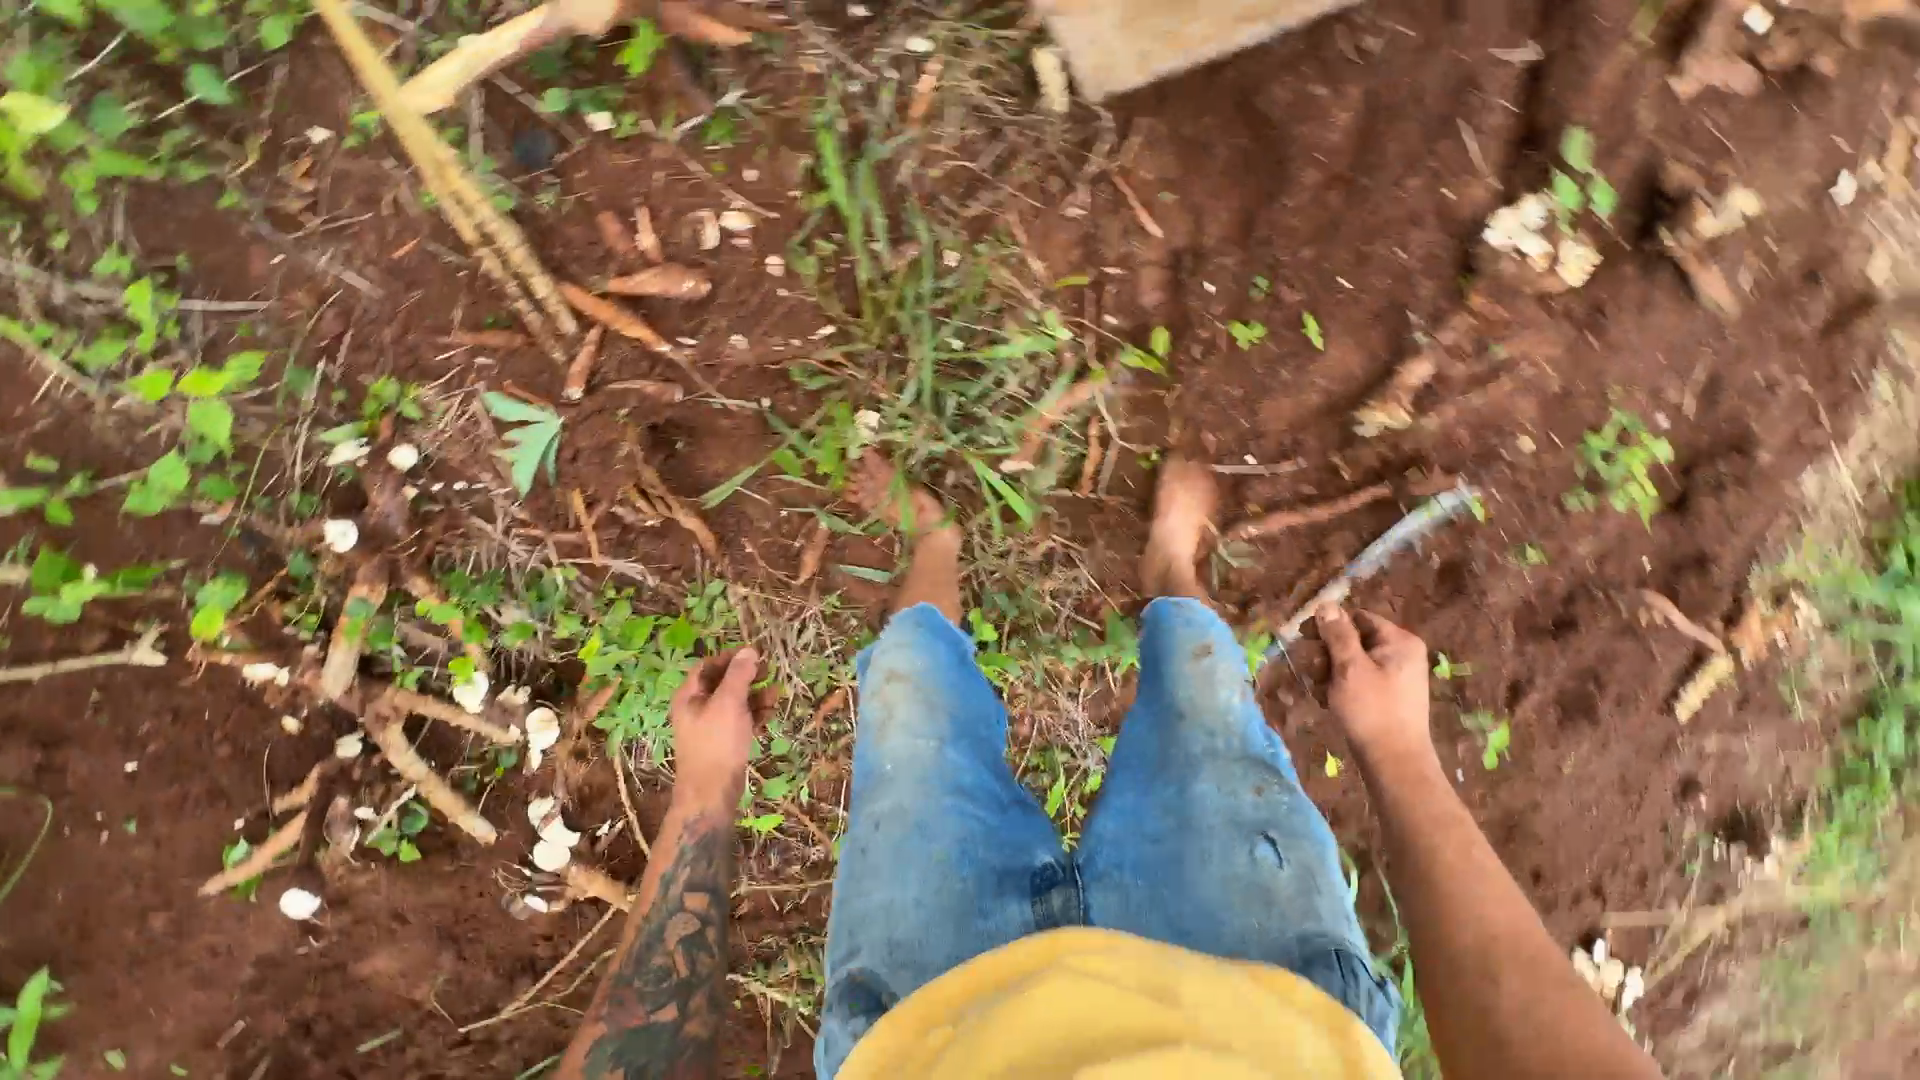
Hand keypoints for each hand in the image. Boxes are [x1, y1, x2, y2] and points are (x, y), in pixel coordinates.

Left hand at [668, 647, 758, 808]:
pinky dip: (755, 713)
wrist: (712, 792)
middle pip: (724, 682)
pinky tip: (769, 714)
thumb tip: (749, 650)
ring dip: (755, 695)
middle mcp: (697, 707)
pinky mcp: (724, 740)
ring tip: (775, 695)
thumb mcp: (729, 703)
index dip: (730, 657)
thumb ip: (739, 675)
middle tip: (769, 672)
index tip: (754, 654)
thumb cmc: (716, 743)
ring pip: (735, 701)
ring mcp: (711, 725)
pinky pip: (741, 719)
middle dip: (748, 676)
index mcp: (689, 695)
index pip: (708, 665)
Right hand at [1315, 606, 1433, 765]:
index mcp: (1399, 641)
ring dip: (1329, 671)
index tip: (1305, 641)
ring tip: (1319, 690)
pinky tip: (1327, 699)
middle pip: (1352, 638)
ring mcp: (1394, 674)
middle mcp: (1400, 653)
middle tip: (1311, 671)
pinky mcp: (1386, 693)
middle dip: (1326, 653)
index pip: (1357, 617)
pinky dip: (1339, 685)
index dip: (1329, 626)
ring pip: (1350, 660)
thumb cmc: (1372, 711)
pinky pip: (1357, 678)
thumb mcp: (1350, 668)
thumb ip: (1338, 634)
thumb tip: (1326, 604)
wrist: (1393, 761)